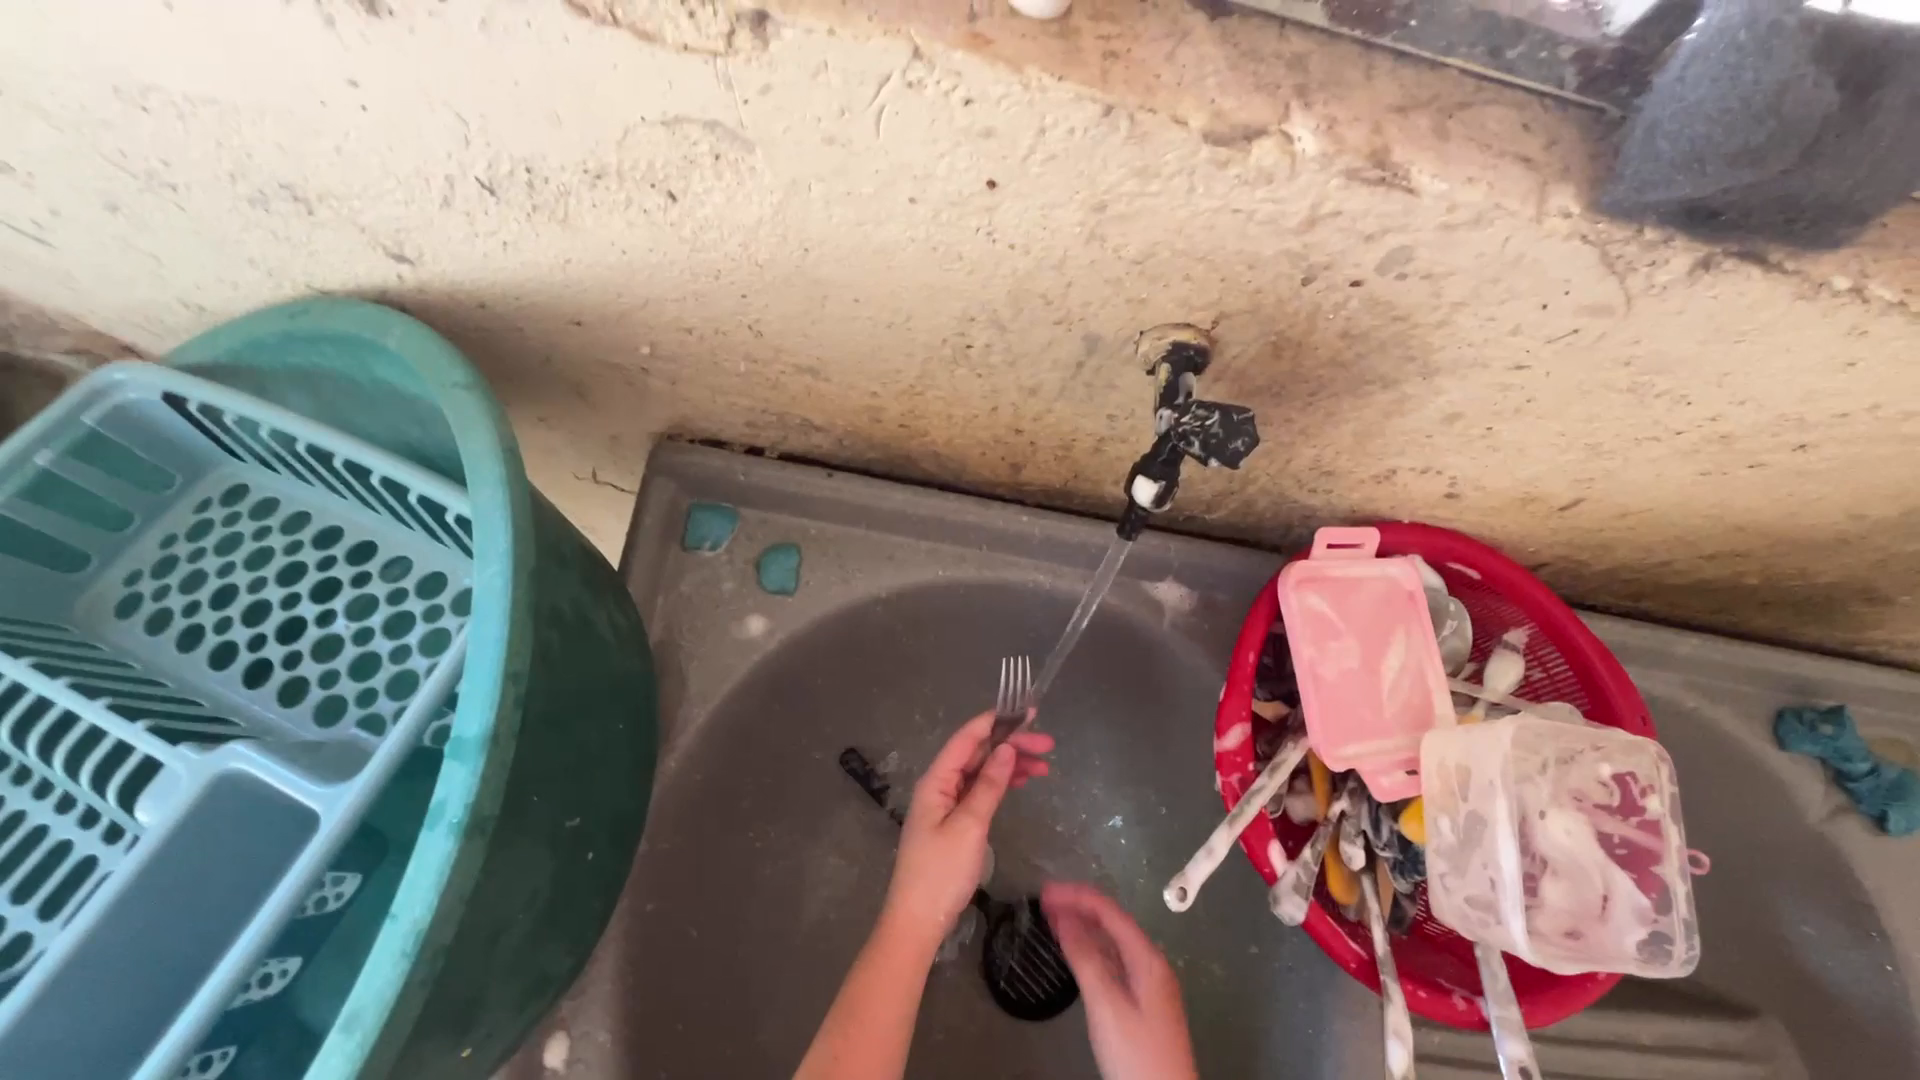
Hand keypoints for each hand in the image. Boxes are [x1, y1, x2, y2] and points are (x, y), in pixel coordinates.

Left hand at [882, 711, 1051, 943]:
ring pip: (982, 772)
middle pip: (977, 754)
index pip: (966, 739)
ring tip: (1045, 763)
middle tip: (1048, 743)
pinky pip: (980, 791)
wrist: (919, 920)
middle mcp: (940, 786)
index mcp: (936, 781)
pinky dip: (1002, 783)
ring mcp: (947, 804)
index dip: (994, 721)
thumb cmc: (941, 872)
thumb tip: (1006, 748)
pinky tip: (1023, 780)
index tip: (1025, 712)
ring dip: (1010, 764)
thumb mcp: (969, 826)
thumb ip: (988, 785)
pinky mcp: (954, 822)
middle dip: (1010, 744)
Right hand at [1042, 883, 1198, 1079]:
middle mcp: (1151, 964)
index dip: (1077, 897)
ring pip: (1114, 942)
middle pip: (1113, 923)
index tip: (1045, 892)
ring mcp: (1148, 983)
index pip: (1110, 912)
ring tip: (1053, 919)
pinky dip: (1092, 949)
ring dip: (1084, 926)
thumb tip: (1063, 917)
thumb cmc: (1136, 1054)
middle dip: (1079, 907)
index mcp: (1147, 958)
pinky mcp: (1142, 1002)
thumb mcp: (1106, 1005)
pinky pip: (1115, 961)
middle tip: (1044, 903)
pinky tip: (1076, 952)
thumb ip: (1085, 958)